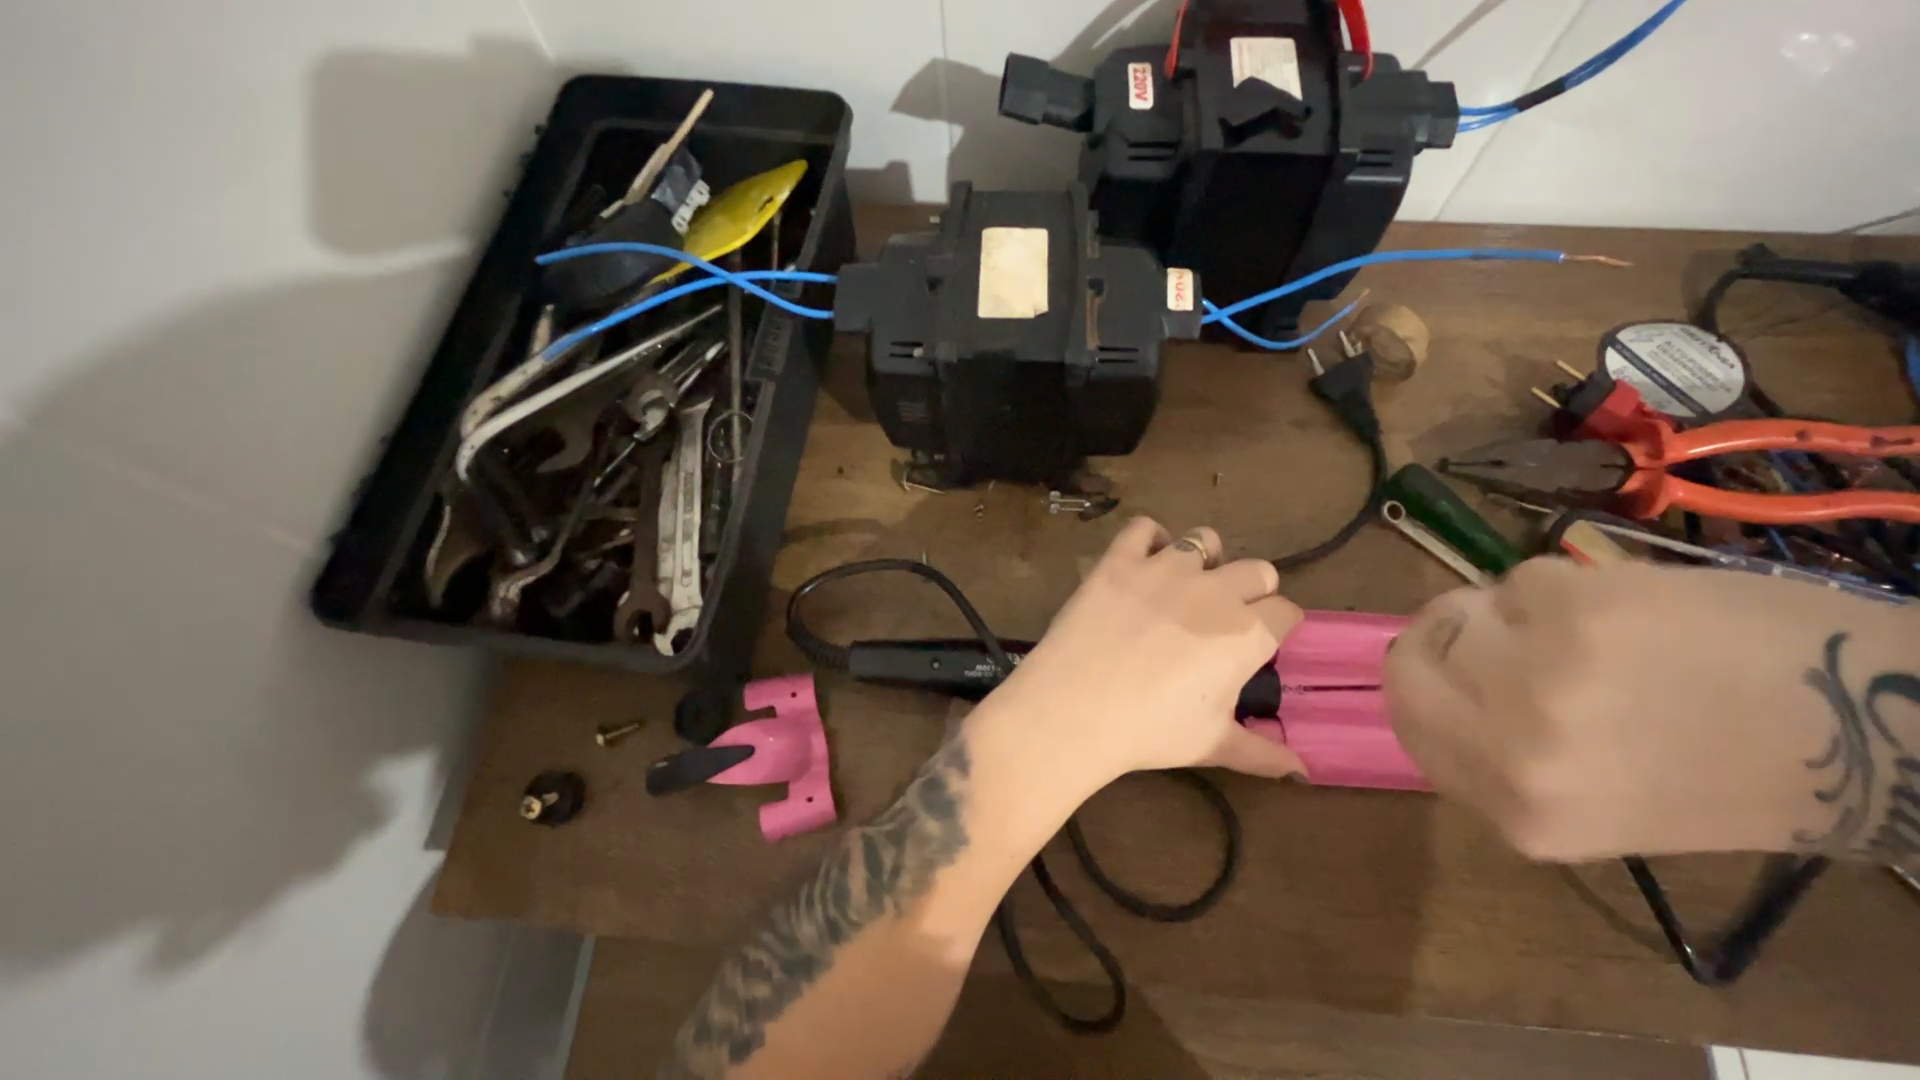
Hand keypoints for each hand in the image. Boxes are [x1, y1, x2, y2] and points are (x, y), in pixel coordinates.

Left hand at [981, 517, 1306, 788]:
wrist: (1076, 708)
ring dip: (1206, 559)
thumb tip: (1300, 769)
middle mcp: (1215, 590)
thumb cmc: (1151, 730)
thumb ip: (1262, 752)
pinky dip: (1149, 538)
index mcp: (1248, 633)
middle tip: (1227, 617)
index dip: (1279, 626)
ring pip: (1204, 541)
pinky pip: (1143, 528)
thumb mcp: (1212, 745)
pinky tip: (1143, 560)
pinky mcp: (1119, 560)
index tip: (1263, 642)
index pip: (1287, 612)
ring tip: (1188, 584)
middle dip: (1252, 589)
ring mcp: (1165, 569)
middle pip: (1256, 570)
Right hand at [1383, 557, 1914, 861]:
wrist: (1879, 734)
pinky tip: (1633, 612)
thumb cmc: (1734, 777)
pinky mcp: (1579, 608)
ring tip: (1594, 631)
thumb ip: (1498, 754)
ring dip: (1516, 610)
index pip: (1407, 722)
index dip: (1422, 683)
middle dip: (1447, 634)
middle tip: (1502, 626)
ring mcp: (1539, 674)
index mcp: (1518, 812)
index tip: (1451, 663)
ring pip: (1469, 611)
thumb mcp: (1590, 802)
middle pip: (1413, 659)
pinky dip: (1567, 585)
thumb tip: (1438, 679)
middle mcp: (1511, 748)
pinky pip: (1526, 578)